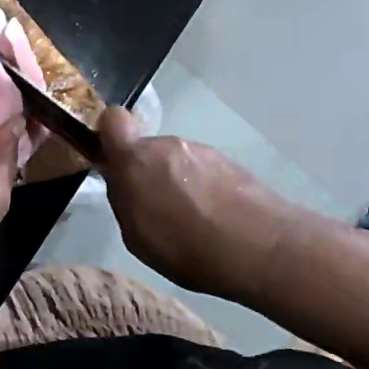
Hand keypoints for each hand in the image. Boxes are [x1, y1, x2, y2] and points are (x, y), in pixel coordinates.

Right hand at [96, 106, 293, 299]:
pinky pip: (204, 171)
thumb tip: (126, 185)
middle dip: (147, 172)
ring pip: (177, 160)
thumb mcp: (136, 235)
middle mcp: (169, 146)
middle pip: (148, 149)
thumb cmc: (184, 247)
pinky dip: (203, 189)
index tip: (113, 162)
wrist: (259, 248)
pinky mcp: (232, 162)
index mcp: (136, 160)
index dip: (109, 135)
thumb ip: (125, 200)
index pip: (112, 120)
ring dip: (177, 181)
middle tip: (156, 208)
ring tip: (189, 219)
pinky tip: (212, 218)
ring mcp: (204, 151)